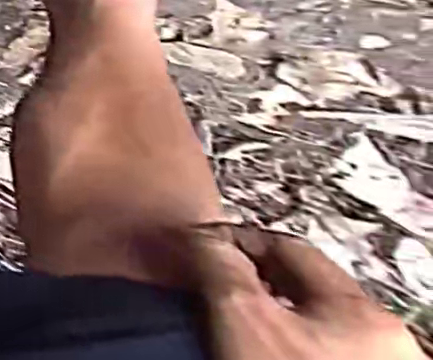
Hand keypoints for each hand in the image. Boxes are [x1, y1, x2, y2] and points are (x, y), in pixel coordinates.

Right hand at [188, 225, 419, 359]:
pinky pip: (319, 347)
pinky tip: (259, 350)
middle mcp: (390, 338)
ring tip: (229, 317)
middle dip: (250, 276)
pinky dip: (284, 338)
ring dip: (266, 308)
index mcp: (364, 310)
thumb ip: (217, 260)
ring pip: (311, 317)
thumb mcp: (239, 311)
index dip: (234, 237)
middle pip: (303, 283)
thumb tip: (203, 236)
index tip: (193, 248)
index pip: (286, 244)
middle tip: (208, 282)